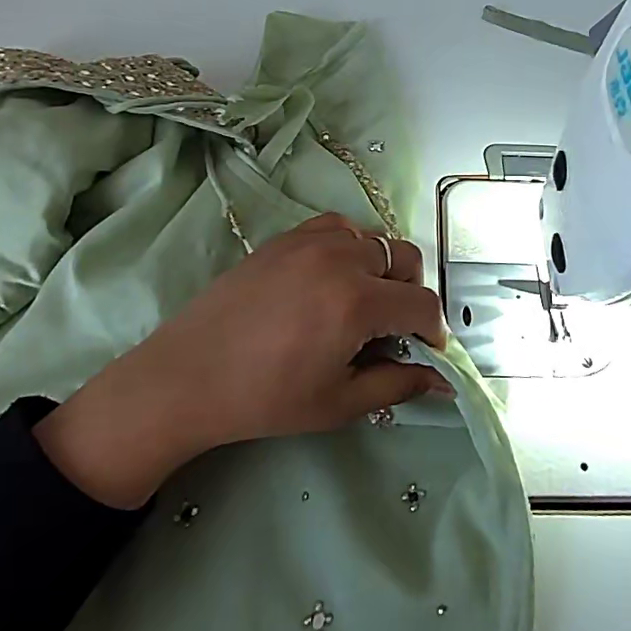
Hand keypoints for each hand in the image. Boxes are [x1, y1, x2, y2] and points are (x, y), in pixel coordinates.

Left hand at [34, 213, 451, 508]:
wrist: (187, 376)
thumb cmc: (264, 398)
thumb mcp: (339, 402)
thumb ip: (398, 385)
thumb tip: (443, 382)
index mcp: (356, 301)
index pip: (423, 304)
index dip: (433, 330)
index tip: (425, 351)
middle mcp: (340, 258)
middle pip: (406, 260)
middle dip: (411, 294)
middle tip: (390, 329)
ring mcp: (311, 240)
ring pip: (375, 240)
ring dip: (382, 269)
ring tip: (359, 304)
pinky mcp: (287, 236)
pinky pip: (340, 228)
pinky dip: (351, 248)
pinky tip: (332, 279)